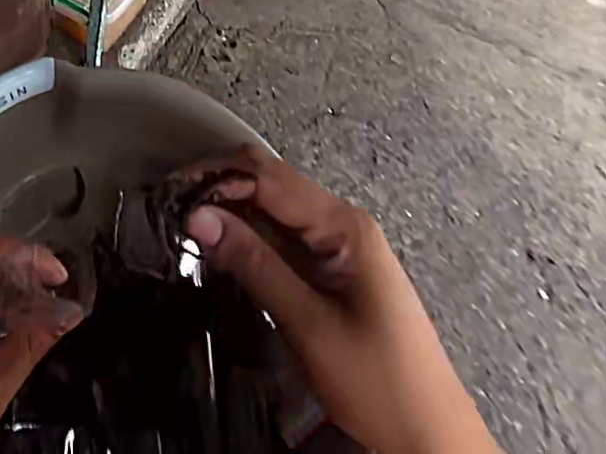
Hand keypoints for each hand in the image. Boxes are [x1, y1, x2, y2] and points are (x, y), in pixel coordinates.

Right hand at [181, 148, 500, 453]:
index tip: (176, 192)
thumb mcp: (310, 326)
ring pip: (272, 208)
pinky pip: (281, 236)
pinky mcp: (329, 267)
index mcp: (344, 226)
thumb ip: (255, 265)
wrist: (431, 439)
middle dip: (220, 186)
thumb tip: (202, 218)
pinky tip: (222, 247)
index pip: (269, 178)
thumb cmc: (383, 386)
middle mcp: (341, 223)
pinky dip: (248, 235)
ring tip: (188, 224)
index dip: (219, 177)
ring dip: (230, 209)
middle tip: (174, 204)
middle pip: (270, 183)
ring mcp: (336, 244)